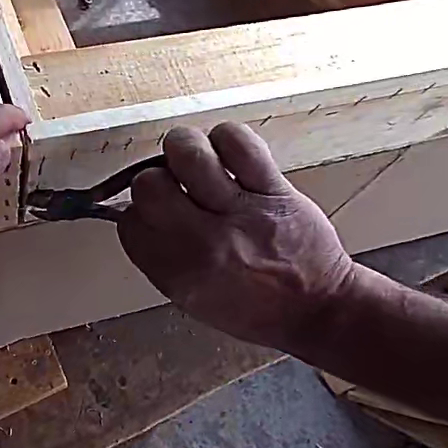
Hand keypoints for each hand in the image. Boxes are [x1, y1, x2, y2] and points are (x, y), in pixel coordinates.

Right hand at [118, 123, 357, 354]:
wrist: (317, 309)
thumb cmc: (252, 308)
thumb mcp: (190, 297)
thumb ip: (159, 256)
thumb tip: (138, 212)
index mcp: (178, 274)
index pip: (130, 223)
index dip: (137, 211)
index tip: (150, 211)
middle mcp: (205, 243)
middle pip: (148, 184)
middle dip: (153, 179)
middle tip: (172, 185)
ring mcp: (241, 213)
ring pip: (188, 153)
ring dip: (184, 149)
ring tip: (195, 162)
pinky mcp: (274, 190)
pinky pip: (237, 142)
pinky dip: (225, 138)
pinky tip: (226, 154)